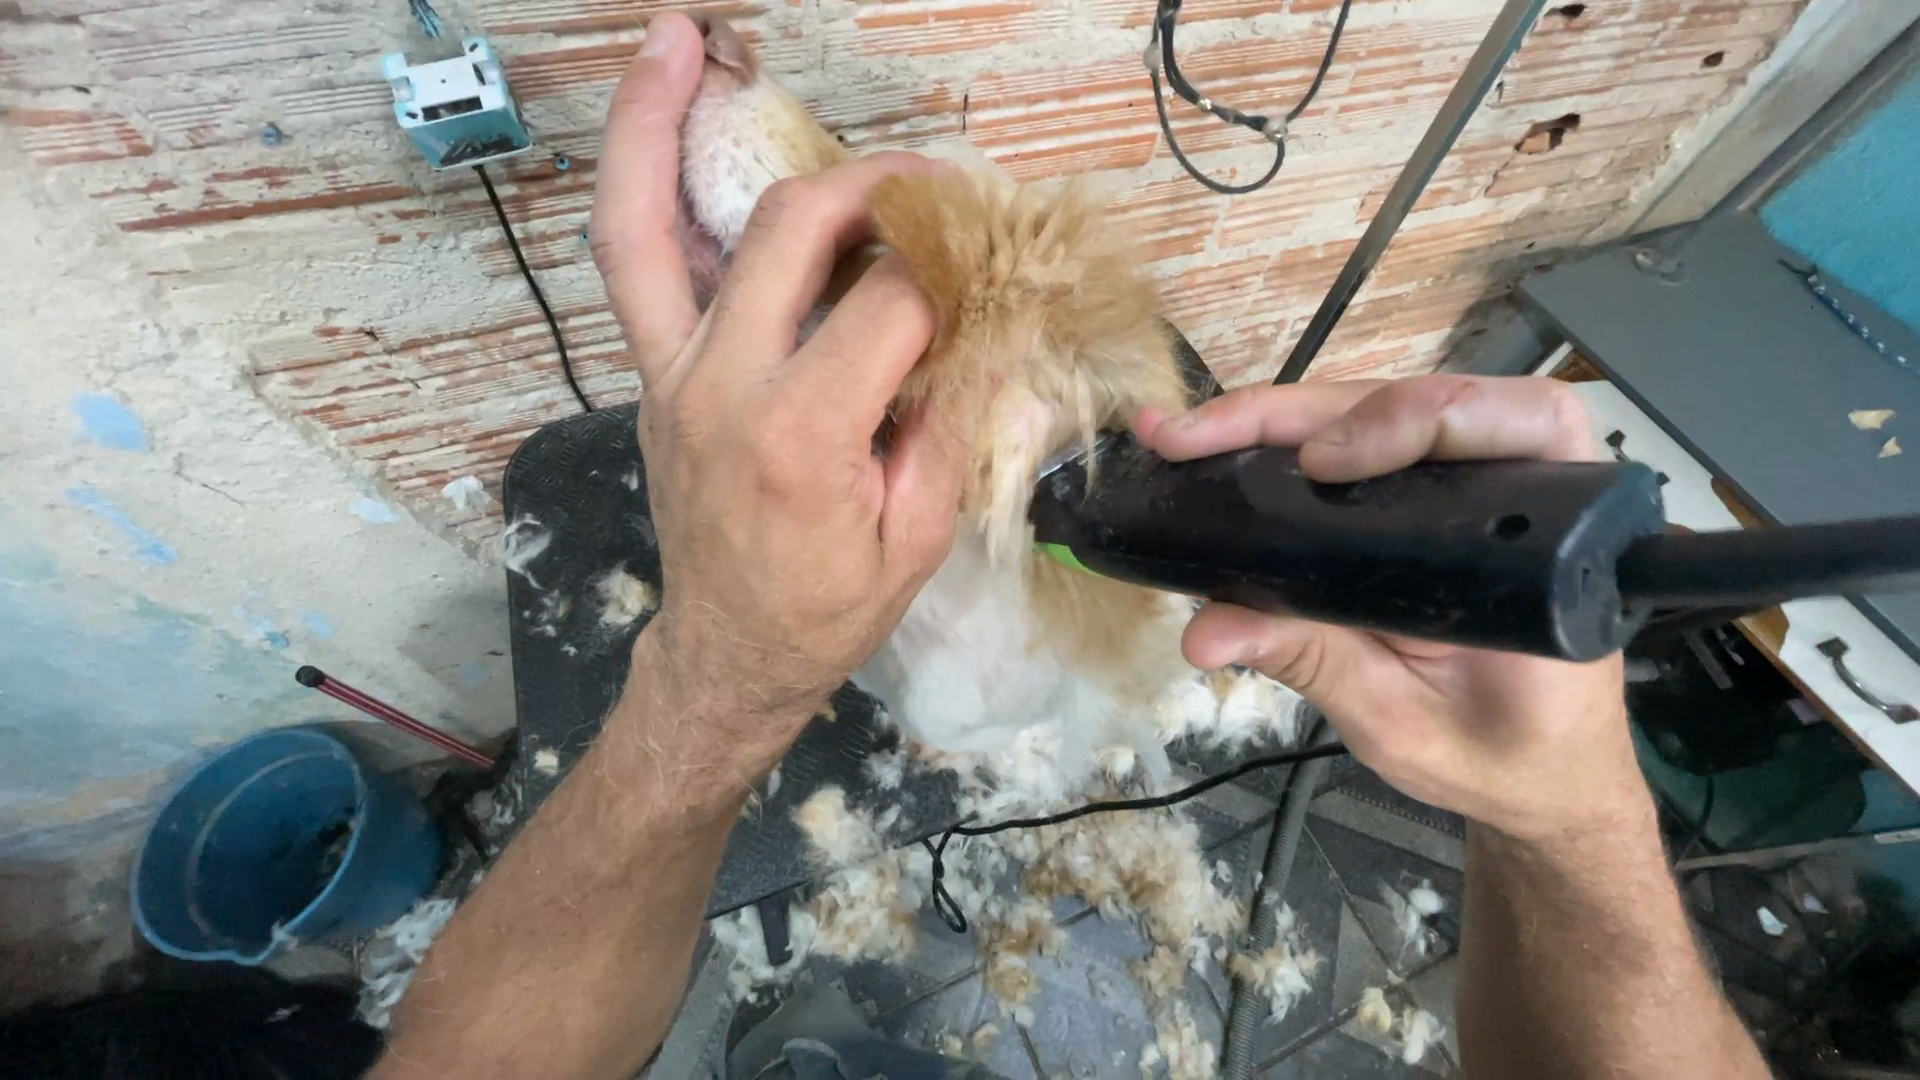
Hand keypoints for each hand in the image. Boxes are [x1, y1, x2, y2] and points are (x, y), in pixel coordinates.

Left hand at [589, 14, 966, 763]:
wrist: (731, 653)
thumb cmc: (829, 610)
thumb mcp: (917, 536)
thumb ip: (952, 423)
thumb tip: (984, 331)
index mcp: (806, 434)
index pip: (893, 300)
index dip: (952, 263)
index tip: (988, 256)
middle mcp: (725, 385)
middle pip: (795, 231)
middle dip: (873, 185)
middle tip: (927, 182)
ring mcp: (673, 374)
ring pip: (648, 224)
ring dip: (658, 122)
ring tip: (680, 40)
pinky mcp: (654, 376)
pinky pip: (632, 265)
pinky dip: (637, 186)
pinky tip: (651, 125)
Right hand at [1135, 375, 1644, 840]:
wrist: (1528, 776)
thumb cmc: (1495, 756)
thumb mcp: (1400, 720)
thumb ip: (1313, 663)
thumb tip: (1204, 632)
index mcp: (1545, 540)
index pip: (1499, 424)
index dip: (1402, 421)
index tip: (1316, 466)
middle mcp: (1506, 491)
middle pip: (1399, 400)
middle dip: (1284, 413)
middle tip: (1183, 435)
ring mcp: (1452, 489)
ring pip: (1364, 411)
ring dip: (1269, 419)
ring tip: (1182, 437)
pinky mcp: (1409, 504)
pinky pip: (1343, 448)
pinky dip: (1274, 446)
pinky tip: (1217, 451)